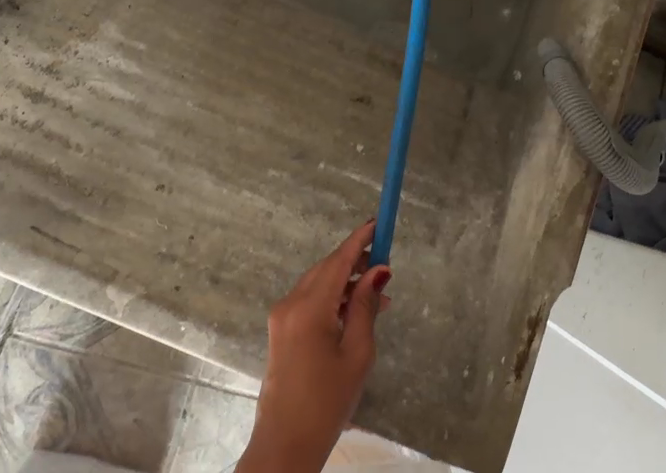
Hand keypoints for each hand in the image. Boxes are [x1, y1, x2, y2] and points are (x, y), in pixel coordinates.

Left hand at [237, 221, 391, 472]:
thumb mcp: (357, 353)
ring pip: (318, 284)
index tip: (377, 223)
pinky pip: (310, 301)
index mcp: (309, 307)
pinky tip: (355, 312)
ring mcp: (281, 316)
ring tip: (378, 295)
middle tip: (385, 263)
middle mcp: (290, 304)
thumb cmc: (328, 400)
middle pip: (326, 269)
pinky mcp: (280, 330)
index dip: (359, 240)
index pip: (338, 261)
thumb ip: (365, 307)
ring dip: (346, 283)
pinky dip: (333, 299)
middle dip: (355, 262)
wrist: (286, 441)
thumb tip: (377, 271)